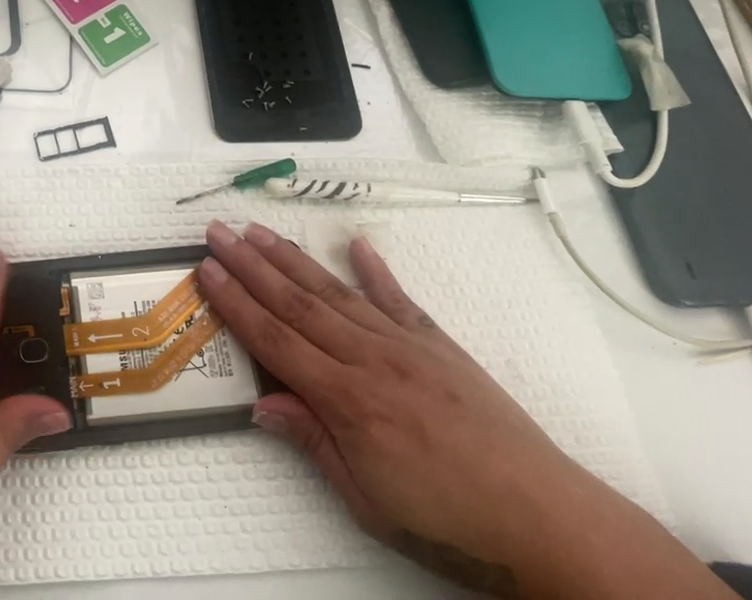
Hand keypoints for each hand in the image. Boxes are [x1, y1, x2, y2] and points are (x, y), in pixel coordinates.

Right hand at [199, 221, 737, 599]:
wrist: (544, 518)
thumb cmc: (449, 521)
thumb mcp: (366, 499)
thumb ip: (312, 441)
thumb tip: (261, 405)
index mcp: (348, 401)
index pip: (274, 341)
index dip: (235, 303)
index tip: (207, 271)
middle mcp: (372, 360)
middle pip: (296, 303)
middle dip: (251, 266)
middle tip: (218, 232)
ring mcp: (407, 347)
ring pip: (335, 293)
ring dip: (292, 260)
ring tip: (260, 231)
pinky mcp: (439, 347)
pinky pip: (398, 299)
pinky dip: (374, 269)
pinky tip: (355, 245)